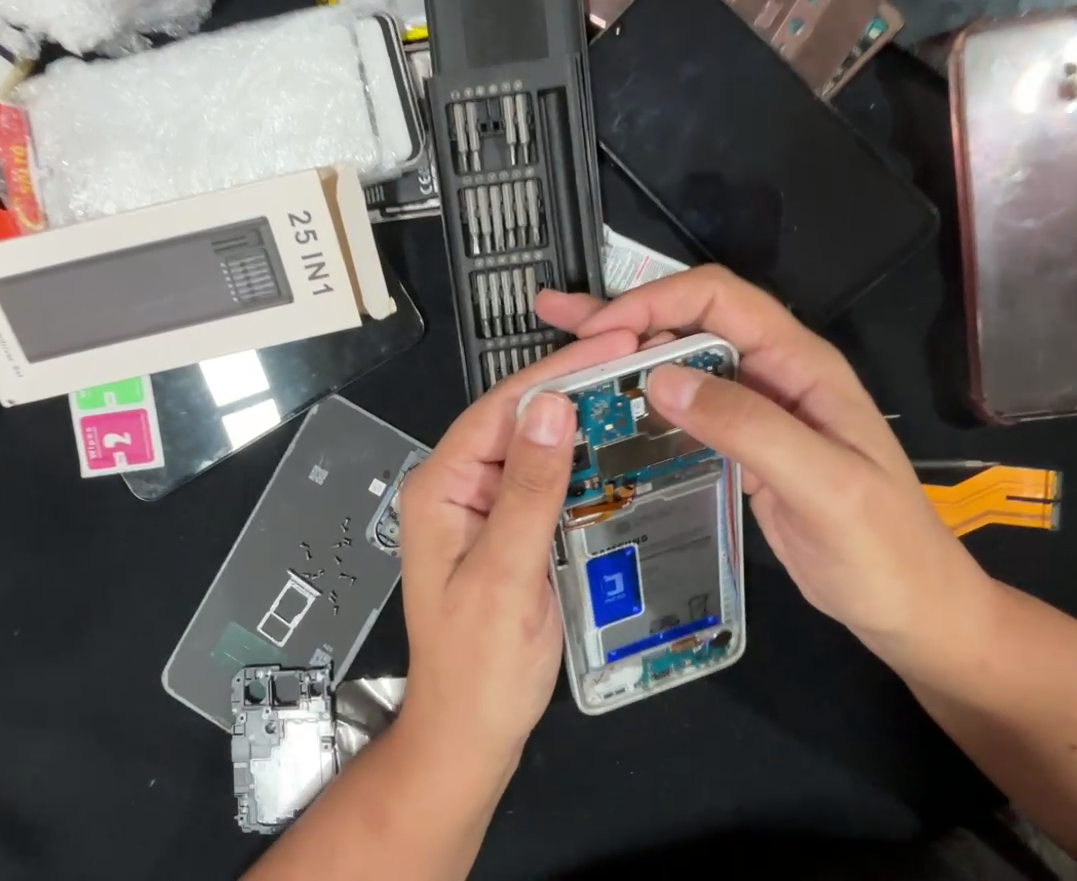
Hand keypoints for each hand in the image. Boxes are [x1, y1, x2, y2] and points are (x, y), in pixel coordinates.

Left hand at [394, 330, 639, 766]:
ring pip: (533, 447)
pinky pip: (544, 480)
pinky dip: (579, 460)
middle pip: (515, 420)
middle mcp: (456, 487)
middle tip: (636, 357)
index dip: (555, 373)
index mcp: (440, 487)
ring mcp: (481, 508)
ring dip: (579, 418)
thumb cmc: (480, 665)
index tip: (613, 343)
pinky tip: (614, 446)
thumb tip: (551, 406)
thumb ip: (528, 490)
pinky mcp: (507, 529)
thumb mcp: (505, 574)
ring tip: (634, 388)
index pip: (499, 410)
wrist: (471, 733)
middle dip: (571, 386)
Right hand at [536, 267, 994, 671]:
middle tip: (555, 314)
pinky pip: (682, 402)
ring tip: (562, 349)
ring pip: (680, 358)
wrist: (909, 607)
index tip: (597, 330)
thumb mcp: (822, 485)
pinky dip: (638, 393)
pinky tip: (606, 404)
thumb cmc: (881, 548)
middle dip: (622, 312)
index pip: (719, 299)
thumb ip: (747, 426)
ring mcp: (756, 407)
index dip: (654, 302)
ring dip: (623, 348)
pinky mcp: (740, 441)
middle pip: (691, 318)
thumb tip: (659, 377)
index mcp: (801, 364)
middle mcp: (774, 372)